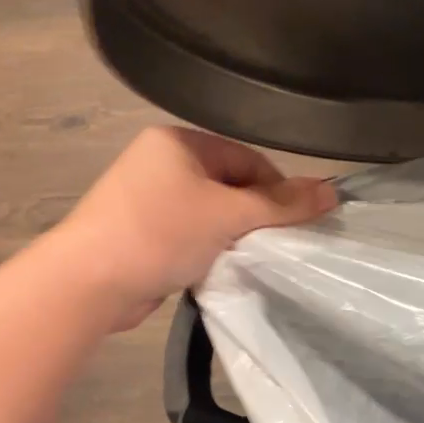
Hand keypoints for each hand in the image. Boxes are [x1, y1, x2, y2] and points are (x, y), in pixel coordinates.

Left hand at [47, 126, 337, 329]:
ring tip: (249, 259)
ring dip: (235, 235)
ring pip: (214, 212)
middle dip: (258, 215)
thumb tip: (332, 192)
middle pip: (233, 184)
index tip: (297, 225)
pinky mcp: (145, 231)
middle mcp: (163, 161)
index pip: (249, 158)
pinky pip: (194, 233)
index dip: (279, 190)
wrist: (91, 280)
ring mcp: (150, 197)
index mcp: (180, 142)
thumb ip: (282, 204)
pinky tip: (221, 268)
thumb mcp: (230, 215)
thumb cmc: (162, 233)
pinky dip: (212, 248)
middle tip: (276, 246)